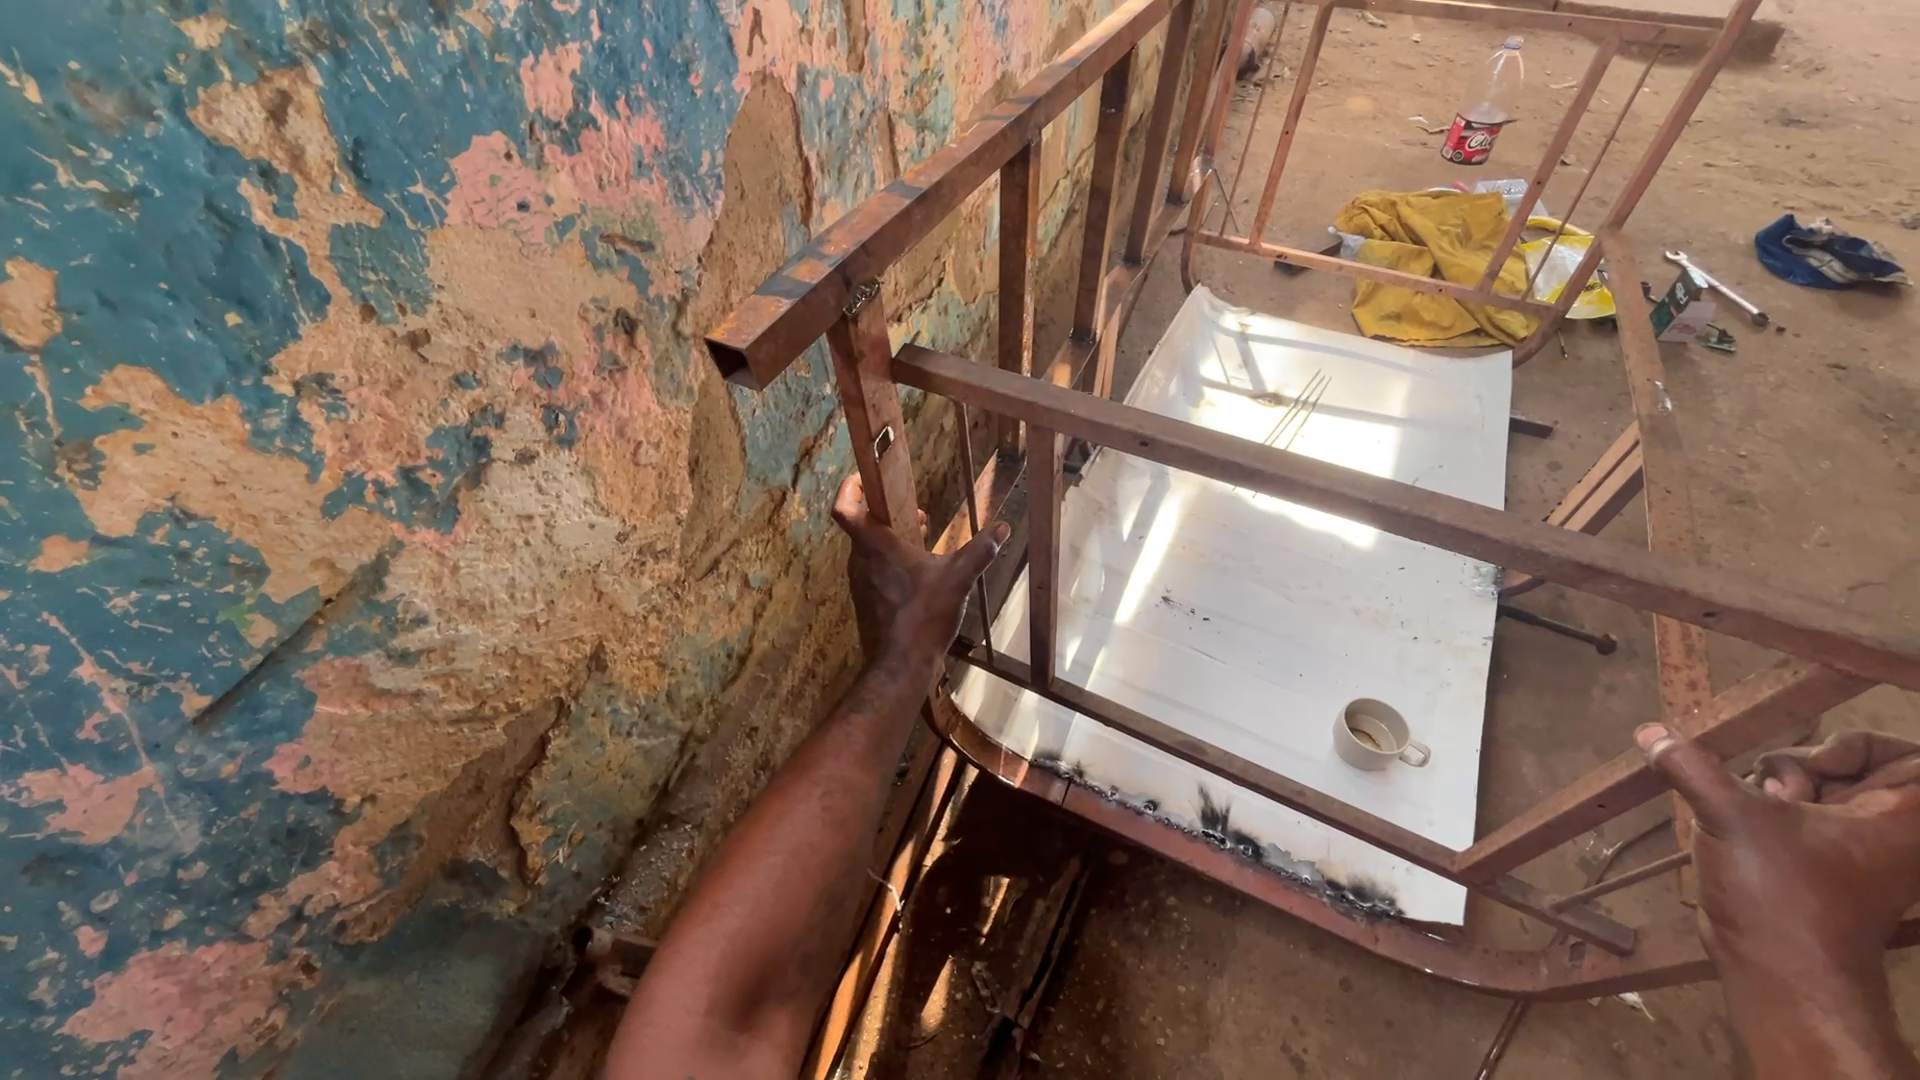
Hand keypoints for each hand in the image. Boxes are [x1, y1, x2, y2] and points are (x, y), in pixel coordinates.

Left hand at [832, 474, 1008, 680]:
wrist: (903, 663)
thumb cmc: (925, 614)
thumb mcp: (958, 578)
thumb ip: (980, 550)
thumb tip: (1002, 527)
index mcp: (876, 546)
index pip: (845, 508)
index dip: (848, 488)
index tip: (863, 477)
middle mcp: (860, 559)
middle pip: (862, 525)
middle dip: (886, 513)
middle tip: (913, 512)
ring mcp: (859, 581)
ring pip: (869, 548)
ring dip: (891, 539)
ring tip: (920, 541)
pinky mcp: (865, 599)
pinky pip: (873, 569)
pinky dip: (891, 562)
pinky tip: (917, 575)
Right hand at [1636, 725, 1919, 984]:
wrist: (1777, 969)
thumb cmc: (1779, 892)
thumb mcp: (1731, 816)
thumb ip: (1690, 766)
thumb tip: (1650, 731)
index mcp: (1899, 820)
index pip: (1909, 758)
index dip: (1857, 745)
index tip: (1813, 761)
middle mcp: (1885, 831)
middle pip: (1851, 766)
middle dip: (1797, 766)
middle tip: (1770, 792)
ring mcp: (1849, 848)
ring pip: (1813, 789)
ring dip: (1768, 788)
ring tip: (1745, 811)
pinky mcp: (1815, 862)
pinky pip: (1791, 815)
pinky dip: (1758, 808)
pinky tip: (1729, 821)